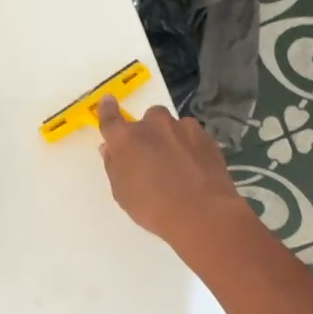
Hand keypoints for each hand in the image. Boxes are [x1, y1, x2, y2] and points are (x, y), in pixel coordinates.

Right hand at [96, 96, 242, 251]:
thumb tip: (110, 148)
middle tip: (151, 156)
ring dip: (169, 137)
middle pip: (147, 119)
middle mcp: (153, 125)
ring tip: (176, 164)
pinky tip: (193, 167)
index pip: (110, 117)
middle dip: (147, 132)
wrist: (201, 212)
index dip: (107, 109)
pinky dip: (188, 145)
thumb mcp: (122, 192)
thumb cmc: (152, 207)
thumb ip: (114, 165)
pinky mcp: (205, 136)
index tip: (107, 101)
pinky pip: (190, 135)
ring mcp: (182, 127)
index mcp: (126, 139)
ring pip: (171, 126)